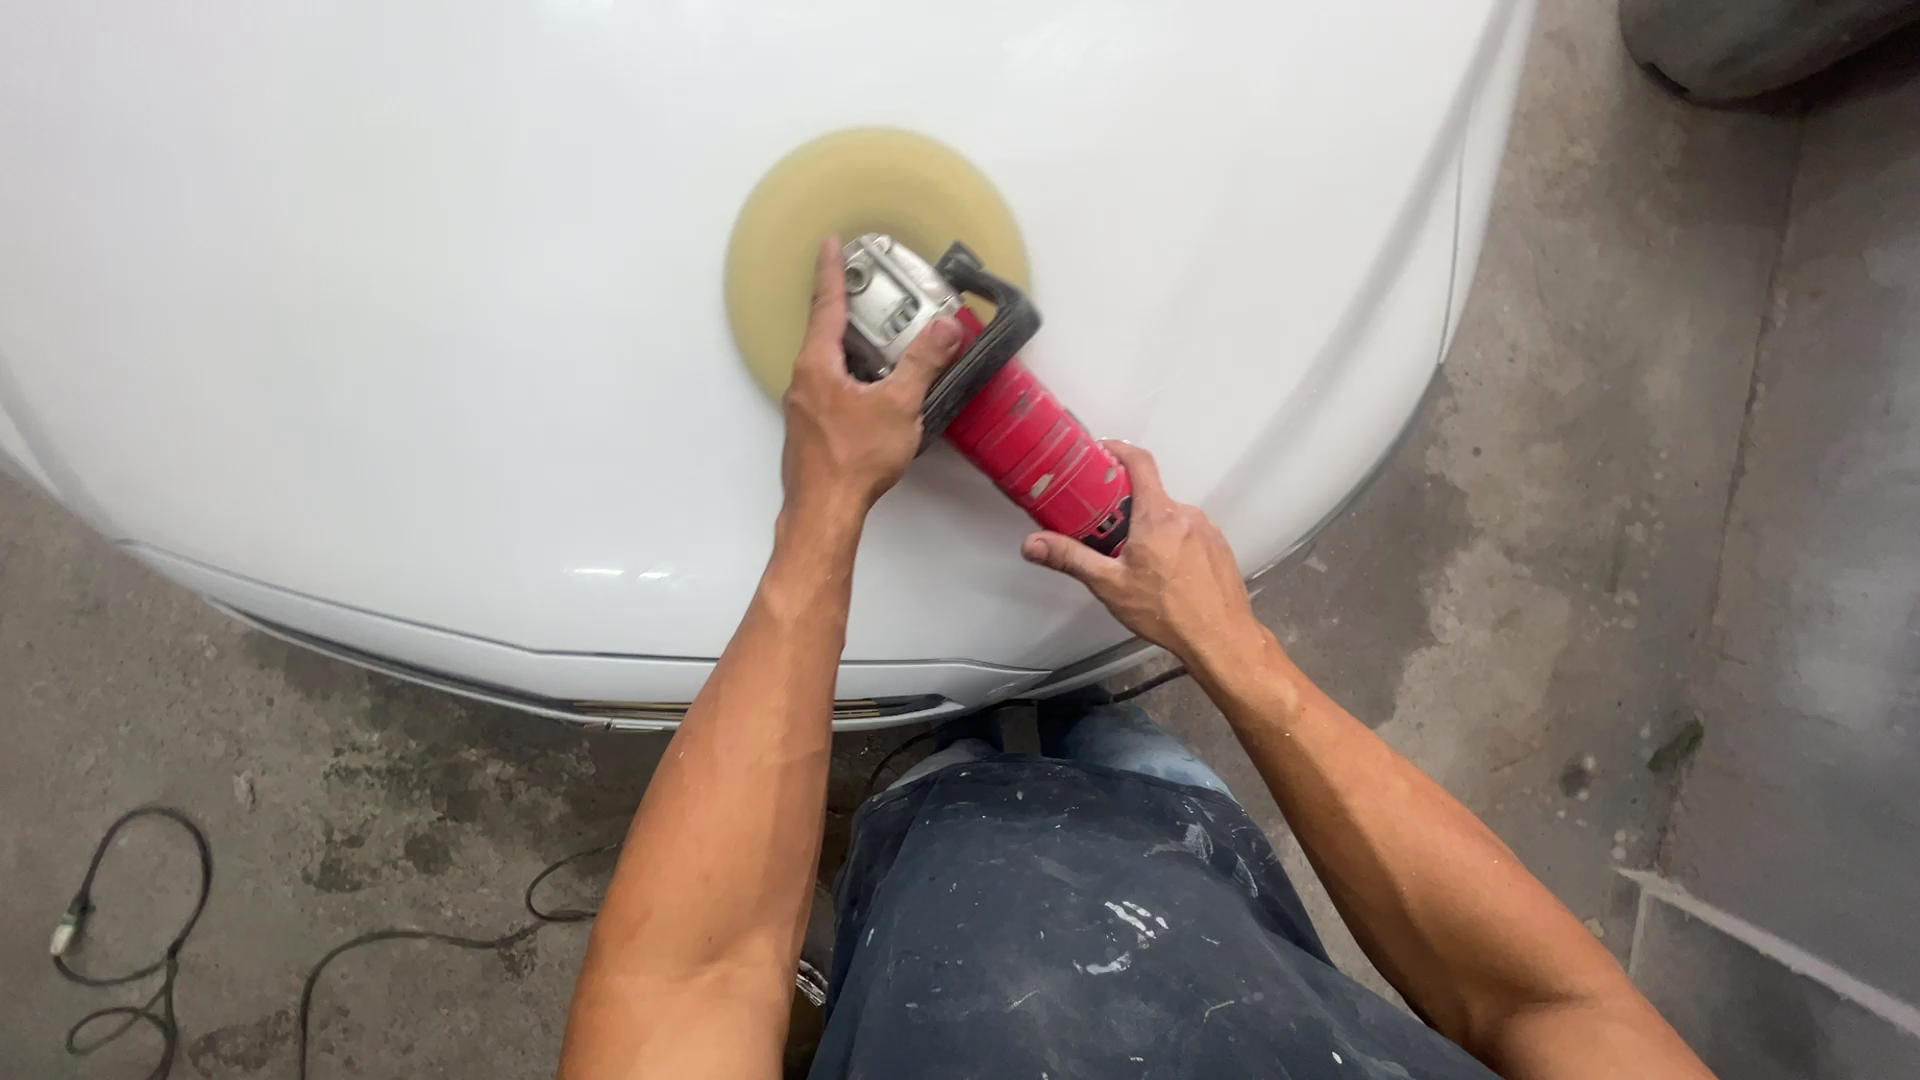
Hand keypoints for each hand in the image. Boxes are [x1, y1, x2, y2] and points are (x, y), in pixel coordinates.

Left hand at [780, 236, 962, 525]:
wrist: (825, 511)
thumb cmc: (853, 460)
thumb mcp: (899, 405)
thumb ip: (923, 364)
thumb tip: (944, 330)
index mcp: (818, 366)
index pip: (826, 305)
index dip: (832, 271)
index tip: (830, 245)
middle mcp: (804, 383)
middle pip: (826, 335)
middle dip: (850, 314)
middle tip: (871, 298)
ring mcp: (804, 410)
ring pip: (829, 368)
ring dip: (854, 354)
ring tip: (884, 351)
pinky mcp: (812, 434)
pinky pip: (832, 395)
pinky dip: (852, 385)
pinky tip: (875, 401)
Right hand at [1020, 441, 1263, 665]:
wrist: (1220, 638)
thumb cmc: (1167, 612)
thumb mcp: (1109, 585)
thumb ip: (1070, 558)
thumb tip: (1033, 544)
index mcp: (1157, 515)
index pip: (1139, 462)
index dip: (1118, 450)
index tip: (1100, 451)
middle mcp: (1185, 514)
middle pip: (1150, 493)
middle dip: (1125, 505)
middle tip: (1104, 527)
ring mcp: (1206, 529)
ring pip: (1169, 516)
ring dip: (1149, 528)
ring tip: (1133, 558)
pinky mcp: (1218, 546)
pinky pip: (1188, 532)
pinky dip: (1171, 542)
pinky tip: (1162, 571)